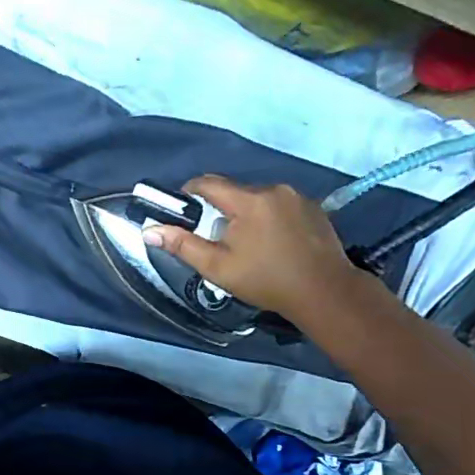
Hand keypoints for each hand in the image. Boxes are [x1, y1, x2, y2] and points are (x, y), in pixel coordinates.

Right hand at [141, 174, 357, 320]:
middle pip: (235, 192)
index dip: (191, 191)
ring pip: (259, 199)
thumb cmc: (266, 280)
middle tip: (217, 239)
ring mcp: (298, 197)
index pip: (209, 182)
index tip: (183, 208)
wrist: (324, 291)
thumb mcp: (218, 267)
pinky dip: (270, 218)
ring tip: (247, 244)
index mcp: (248, 200)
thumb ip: (183, 245)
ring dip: (247, 214)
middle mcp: (274, 190)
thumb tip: (150, 230)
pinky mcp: (315, 208)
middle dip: (222, 210)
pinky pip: (281, 205)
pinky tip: (273, 243)